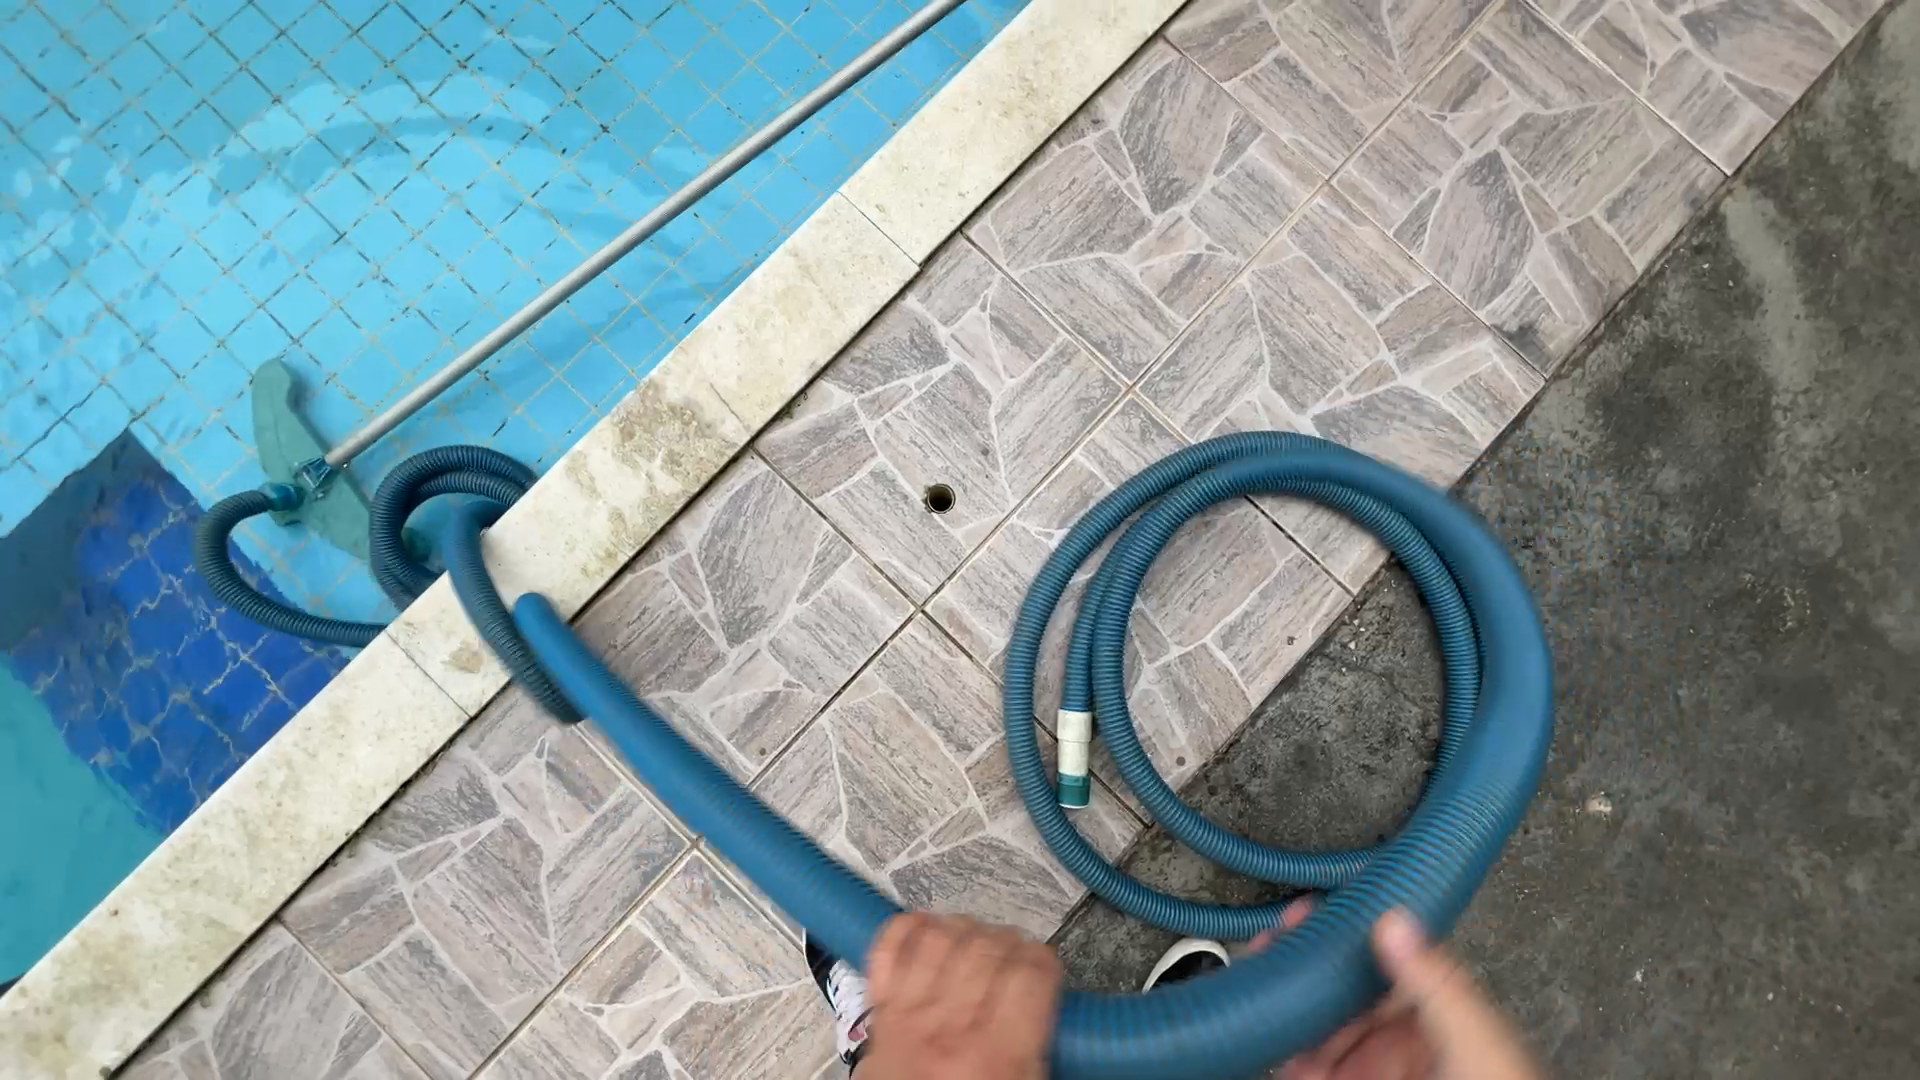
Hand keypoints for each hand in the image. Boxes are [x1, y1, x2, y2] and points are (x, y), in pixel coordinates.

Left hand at [859, 913, 1063, 1079]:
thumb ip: (1038, 1045)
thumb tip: (1047, 996)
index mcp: (996, 1061)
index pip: (1030, 975)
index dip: (1044, 961)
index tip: (1045, 968)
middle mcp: (950, 1031)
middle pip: (986, 947)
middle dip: (1009, 942)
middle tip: (1015, 958)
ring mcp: (908, 1017)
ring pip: (939, 936)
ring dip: (964, 928)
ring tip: (976, 944)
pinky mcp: (879, 1013)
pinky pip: (888, 949)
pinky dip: (907, 928)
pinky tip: (928, 931)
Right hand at [1273, 905, 1541, 1079]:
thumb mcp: (1482, 1059)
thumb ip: (1443, 992)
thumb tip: (1396, 921)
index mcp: (1441, 1028)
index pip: (1386, 962)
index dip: (1345, 931)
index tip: (1311, 911)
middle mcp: (1398, 1050)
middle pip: (1340, 989)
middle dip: (1301, 959)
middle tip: (1270, 940)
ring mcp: (1365, 1074)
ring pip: (1312, 1023)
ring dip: (1280, 994)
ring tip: (1254, 971)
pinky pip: (1297, 1065)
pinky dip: (1271, 1043)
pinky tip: (1254, 1024)